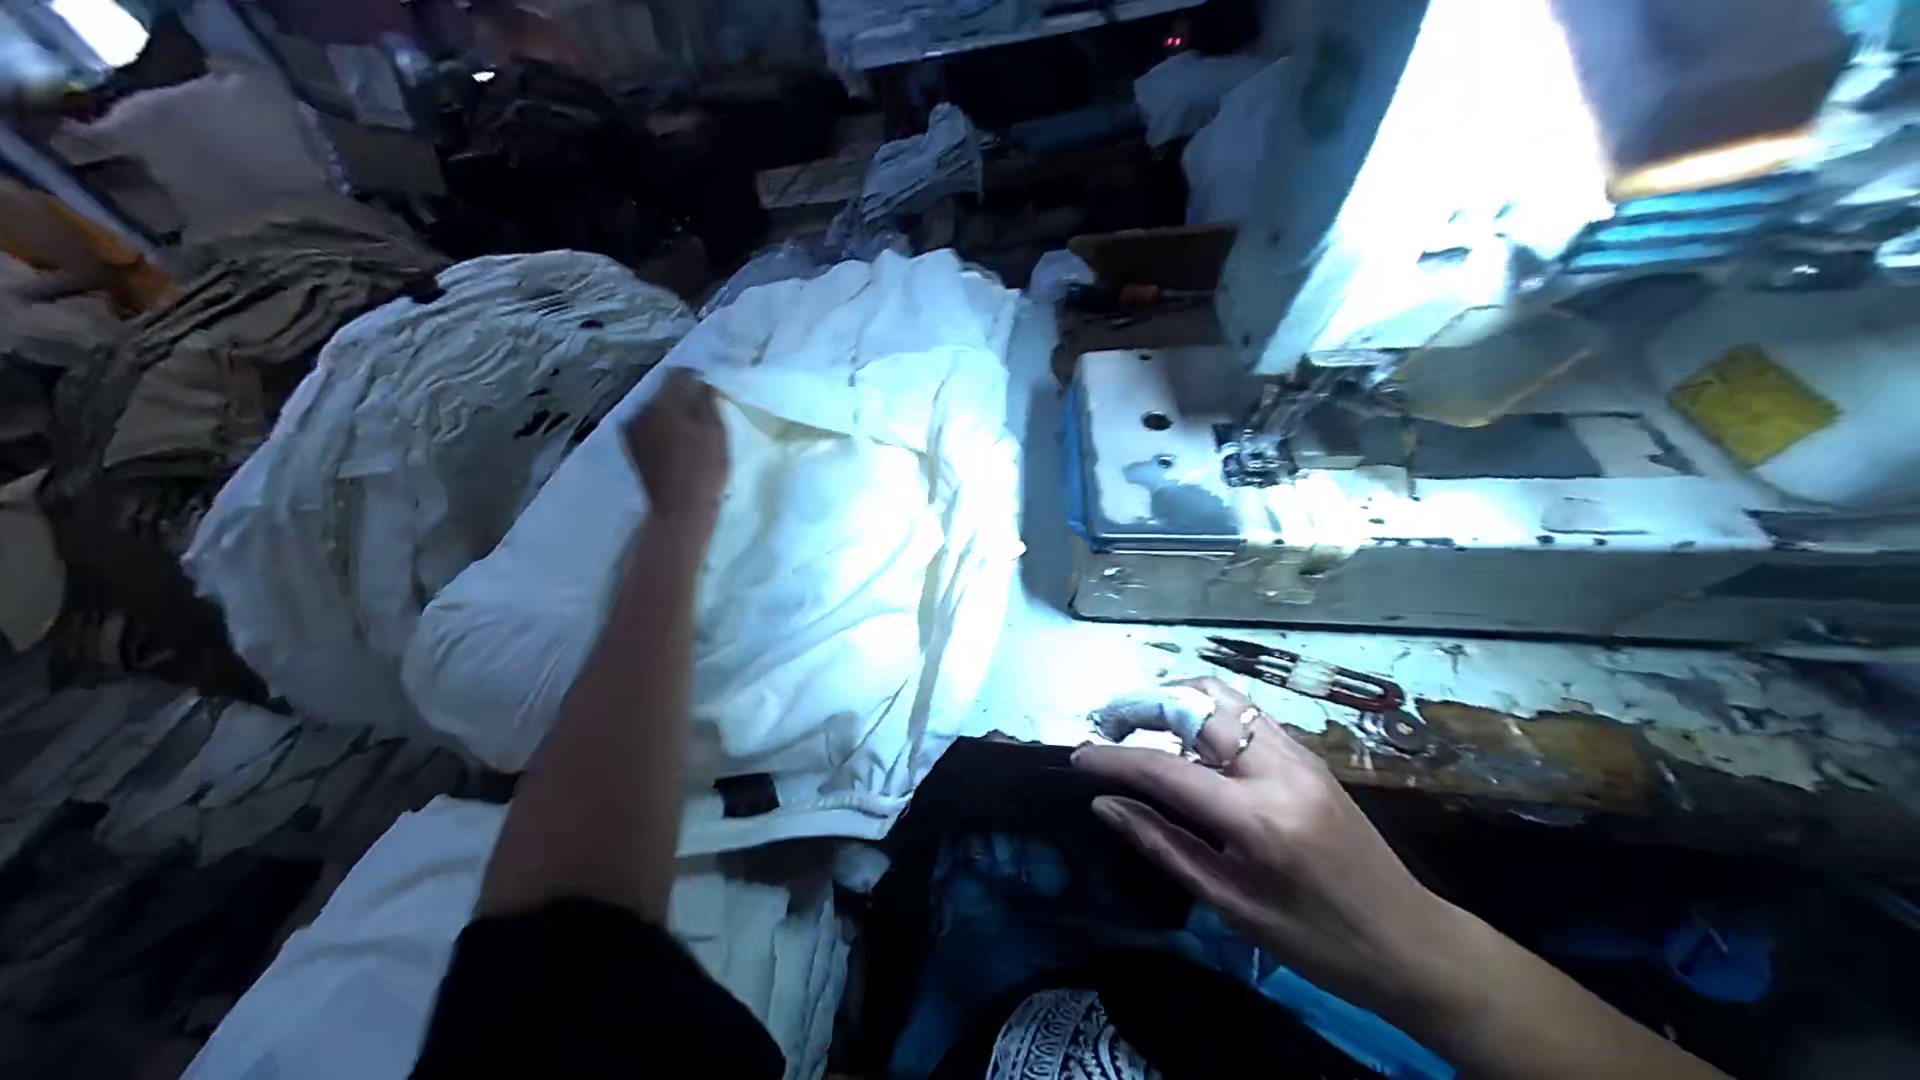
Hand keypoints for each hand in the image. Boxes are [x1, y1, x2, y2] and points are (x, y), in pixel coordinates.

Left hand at [622, 368, 728, 518]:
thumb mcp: (716, 431)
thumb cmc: (704, 469)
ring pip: (656, 409)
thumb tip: (702, 382)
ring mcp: (634, 429)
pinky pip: (650, 425)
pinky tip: (677, 440)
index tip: (711, 388)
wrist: (679, 509)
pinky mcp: (633, 447)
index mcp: (664, 402)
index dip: (696, 377)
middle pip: (664, 391)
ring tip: (692, 426)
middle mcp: (642, 409)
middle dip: (682, 395)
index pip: (678, 374)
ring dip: (672, 412)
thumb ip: (707, 400)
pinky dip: (663, 427)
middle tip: (703, 408)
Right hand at [1073, 677, 1443, 1007]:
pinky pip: (1242, 713)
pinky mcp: (1307, 753)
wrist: (1412, 941)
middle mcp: (1279, 770)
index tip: (1079, 756)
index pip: (1166, 769)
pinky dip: (1202, 712)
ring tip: (1138, 725)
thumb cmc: (1318, 941)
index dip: (1114, 759)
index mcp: (1259, 819)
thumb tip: (1105, 805)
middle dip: (1140, 706)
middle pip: (1194, 706)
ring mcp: (1298, 754)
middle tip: (1107, 728)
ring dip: (1171, 700)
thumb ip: (1162, 846)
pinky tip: (1185, 741)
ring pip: (1221, 696)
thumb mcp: (1231, 905)